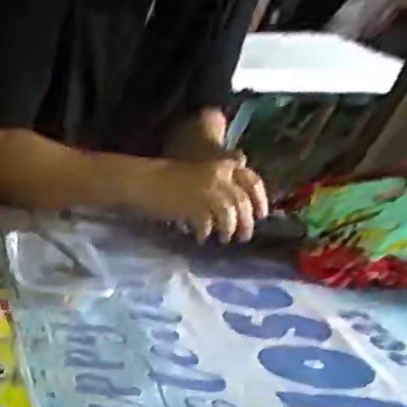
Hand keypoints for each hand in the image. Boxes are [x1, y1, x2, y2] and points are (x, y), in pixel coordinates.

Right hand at [133, 156, 269, 242]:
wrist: (144, 181)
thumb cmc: (168, 178)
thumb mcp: (200, 173)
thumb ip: (218, 182)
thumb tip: (233, 204)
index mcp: (225, 166)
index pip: (252, 183)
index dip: (260, 200)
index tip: (261, 216)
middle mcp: (221, 178)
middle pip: (242, 201)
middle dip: (246, 221)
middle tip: (244, 236)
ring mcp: (208, 192)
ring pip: (229, 213)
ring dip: (229, 229)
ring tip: (225, 240)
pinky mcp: (193, 207)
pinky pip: (207, 223)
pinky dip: (206, 232)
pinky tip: (202, 239)